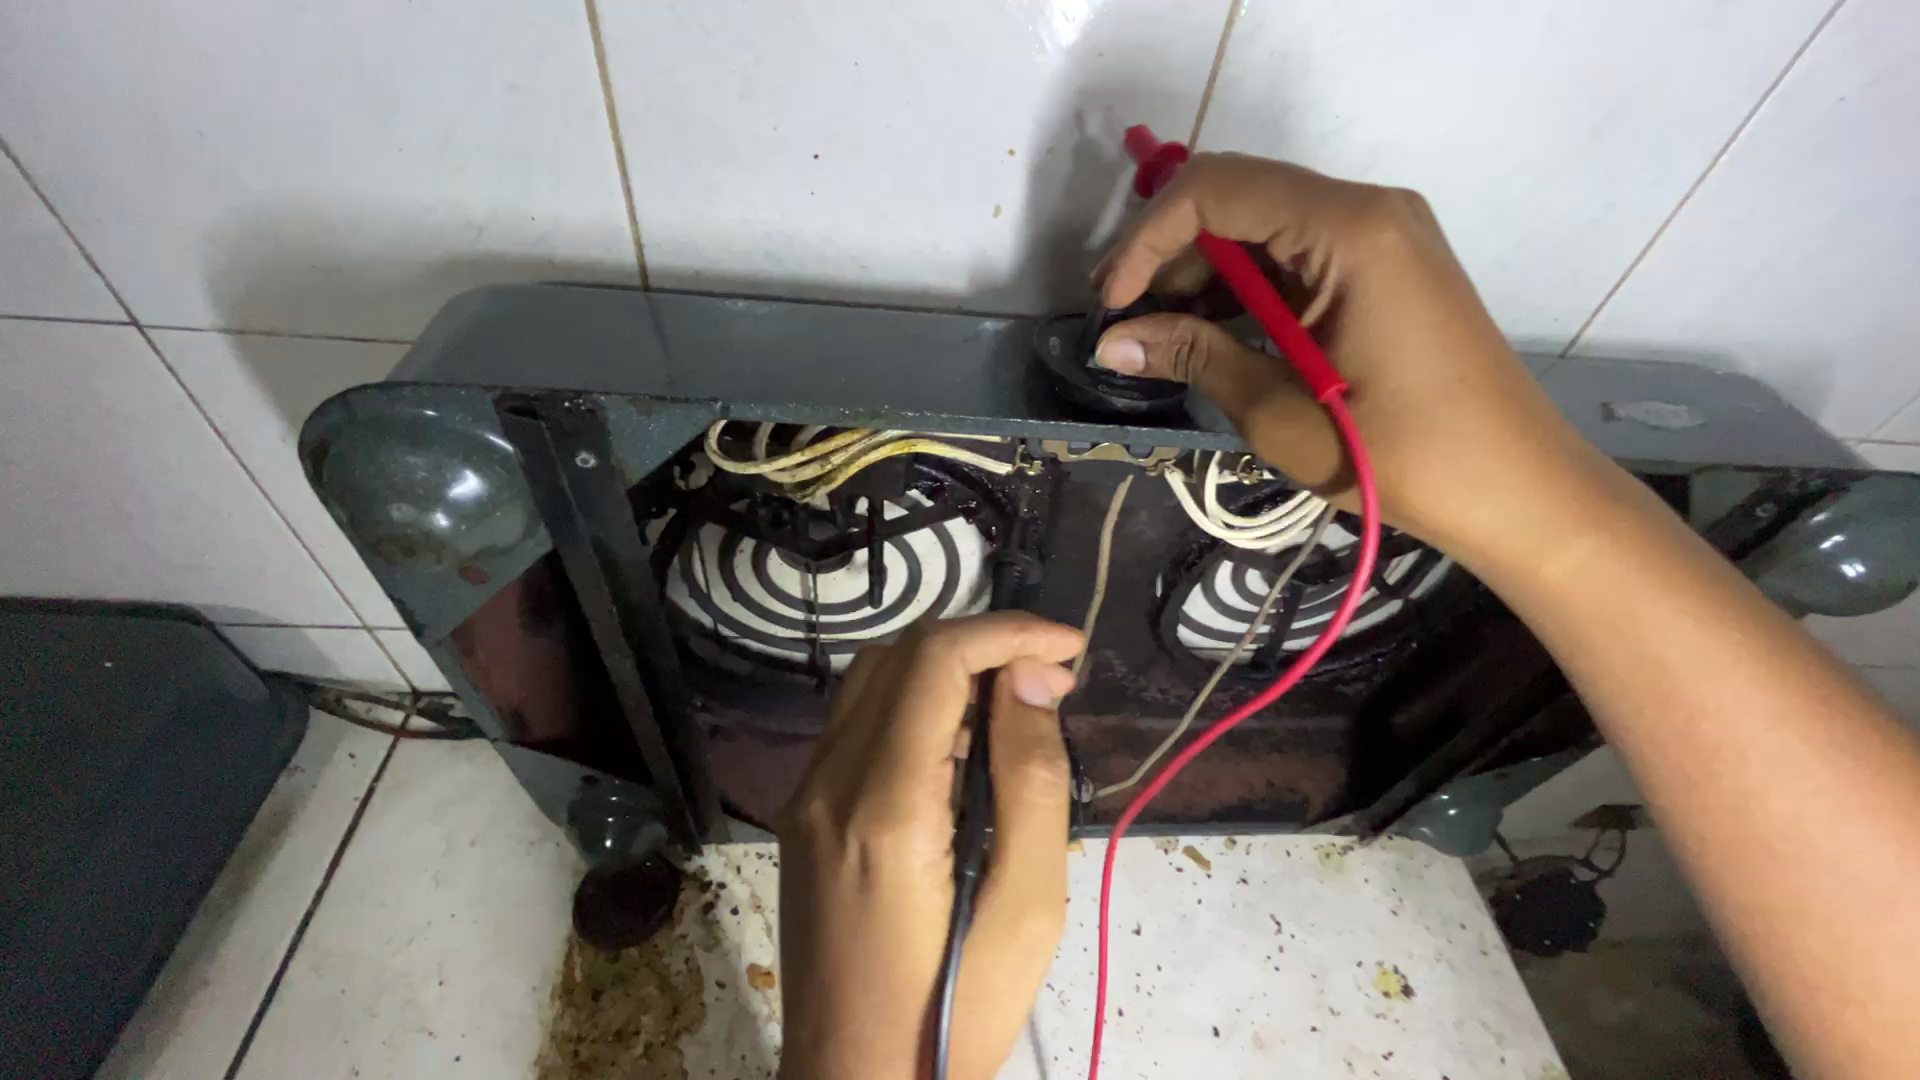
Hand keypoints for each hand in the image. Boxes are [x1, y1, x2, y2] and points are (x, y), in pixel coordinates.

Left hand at [775, 612, 1084, 1079]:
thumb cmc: (956, 1007)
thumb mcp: (1028, 904)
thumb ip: (1031, 778)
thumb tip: (1027, 677)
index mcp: (885, 804)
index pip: (936, 661)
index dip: (1007, 632)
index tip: (1067, 648)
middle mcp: (829, 780)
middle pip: (900, 656)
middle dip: (982, 644)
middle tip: (1048, 681)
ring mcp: (806, 793)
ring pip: (873, 678)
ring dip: (946, 668)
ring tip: (1010, 708)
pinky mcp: (803, 809)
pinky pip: (858, 719)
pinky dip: (914, 702)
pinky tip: (957, 747)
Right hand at [1093, 152, 1607, 558]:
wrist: (1514, 489)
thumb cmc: (1400, 455)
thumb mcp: (1280, 409)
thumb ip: (1193, 357)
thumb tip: (1110, 342)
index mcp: (1348, 230)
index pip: (1216, 190)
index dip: (1146, 239)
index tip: (1110, 304)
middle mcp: (1364, 211)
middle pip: (1234, 199)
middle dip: (1163, 254)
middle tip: (1118, 320)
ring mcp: (1375, 237)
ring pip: (1255, 230)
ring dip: (1194, 276)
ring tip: (1150, 337)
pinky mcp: (1376, 270)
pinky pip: (1287, 259)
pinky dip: (1236, 293)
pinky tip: (1201, 337)